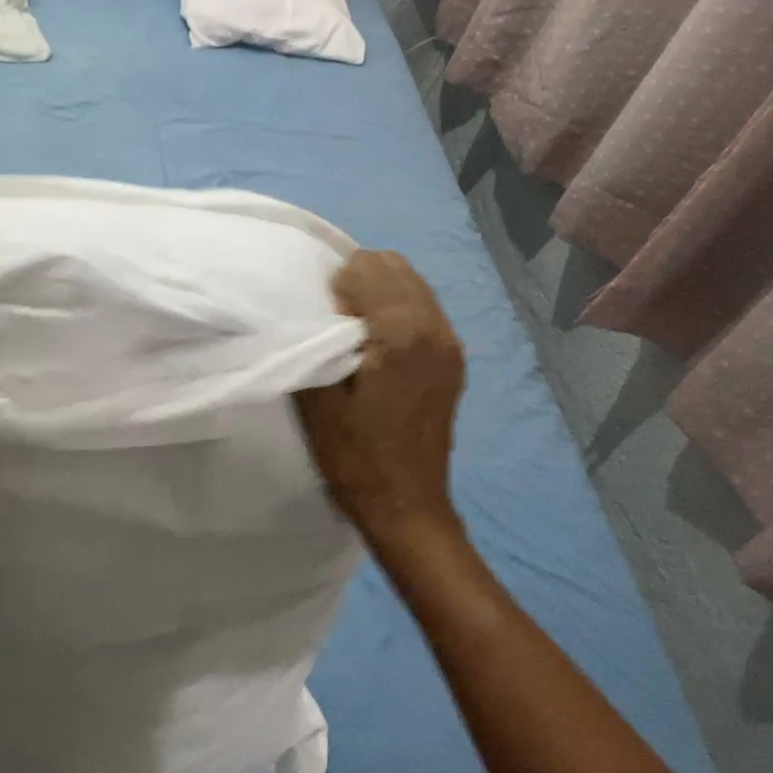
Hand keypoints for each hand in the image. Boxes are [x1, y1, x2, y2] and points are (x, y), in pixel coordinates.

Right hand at [295, 250, 465, 540]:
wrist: (406, 507)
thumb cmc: (355, 456)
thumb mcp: (319, 397)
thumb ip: (317, 338)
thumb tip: (319, 303)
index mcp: (403, 333)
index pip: (366, 267)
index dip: (335, 289)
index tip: (323, 326)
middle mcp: (436, 327)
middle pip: (393, 265)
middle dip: (358, 281)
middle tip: (334, 324)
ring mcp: (451, 343)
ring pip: (412, 282)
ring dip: (378, 293)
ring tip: (354, 334)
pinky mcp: (454, 358)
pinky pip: (423, 306)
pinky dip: (397, 309)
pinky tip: (378, 346)